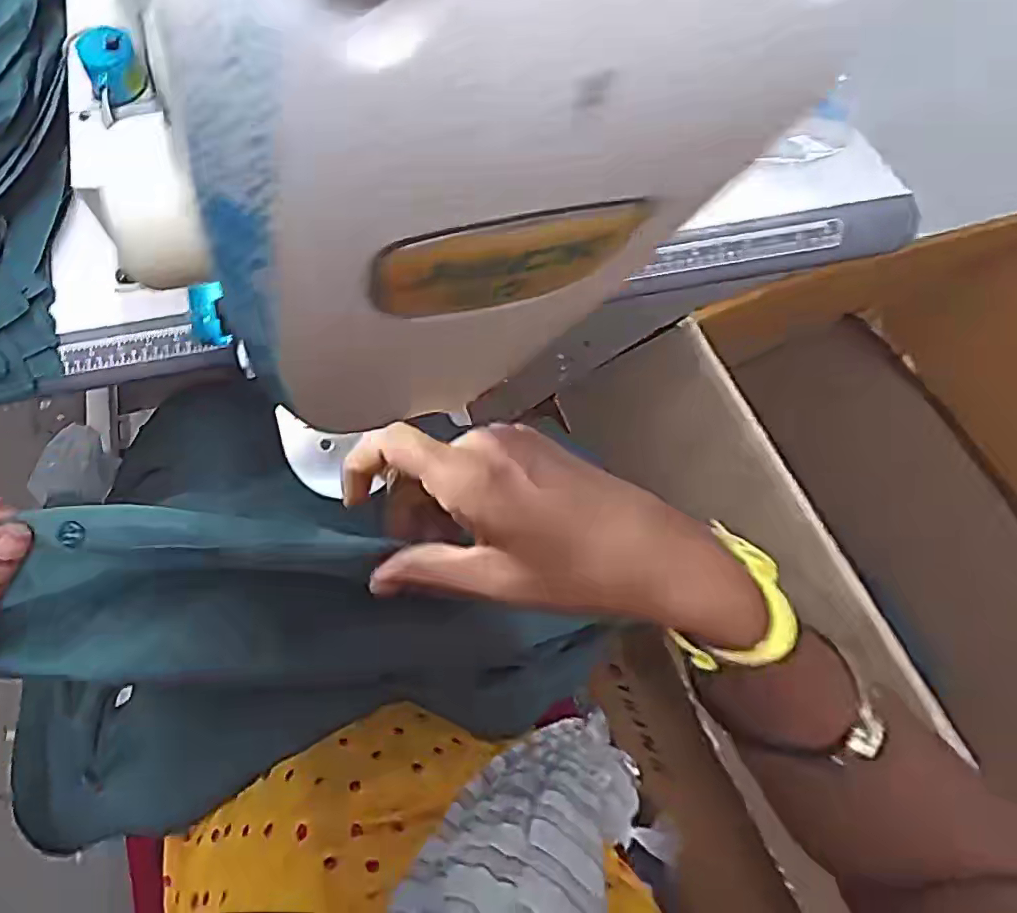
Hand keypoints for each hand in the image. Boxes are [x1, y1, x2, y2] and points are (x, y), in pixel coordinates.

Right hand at [344, 422, 765, 647]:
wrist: (661, 553)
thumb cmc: (575, 571)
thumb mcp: (492, 578)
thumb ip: (425, 569)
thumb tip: (378, 577)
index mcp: (467, 471)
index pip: (389, 443)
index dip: (358, 467)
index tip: (355, 505)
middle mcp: (483, 441)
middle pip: (417, 460)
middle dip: (405, 504)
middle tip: (420, 550)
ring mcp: (511, 437)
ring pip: (447, 462)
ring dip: (436, 499)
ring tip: (458, 544)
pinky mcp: (532, 442)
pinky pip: (477, 458)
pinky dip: (464, 487)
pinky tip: (488, 525)